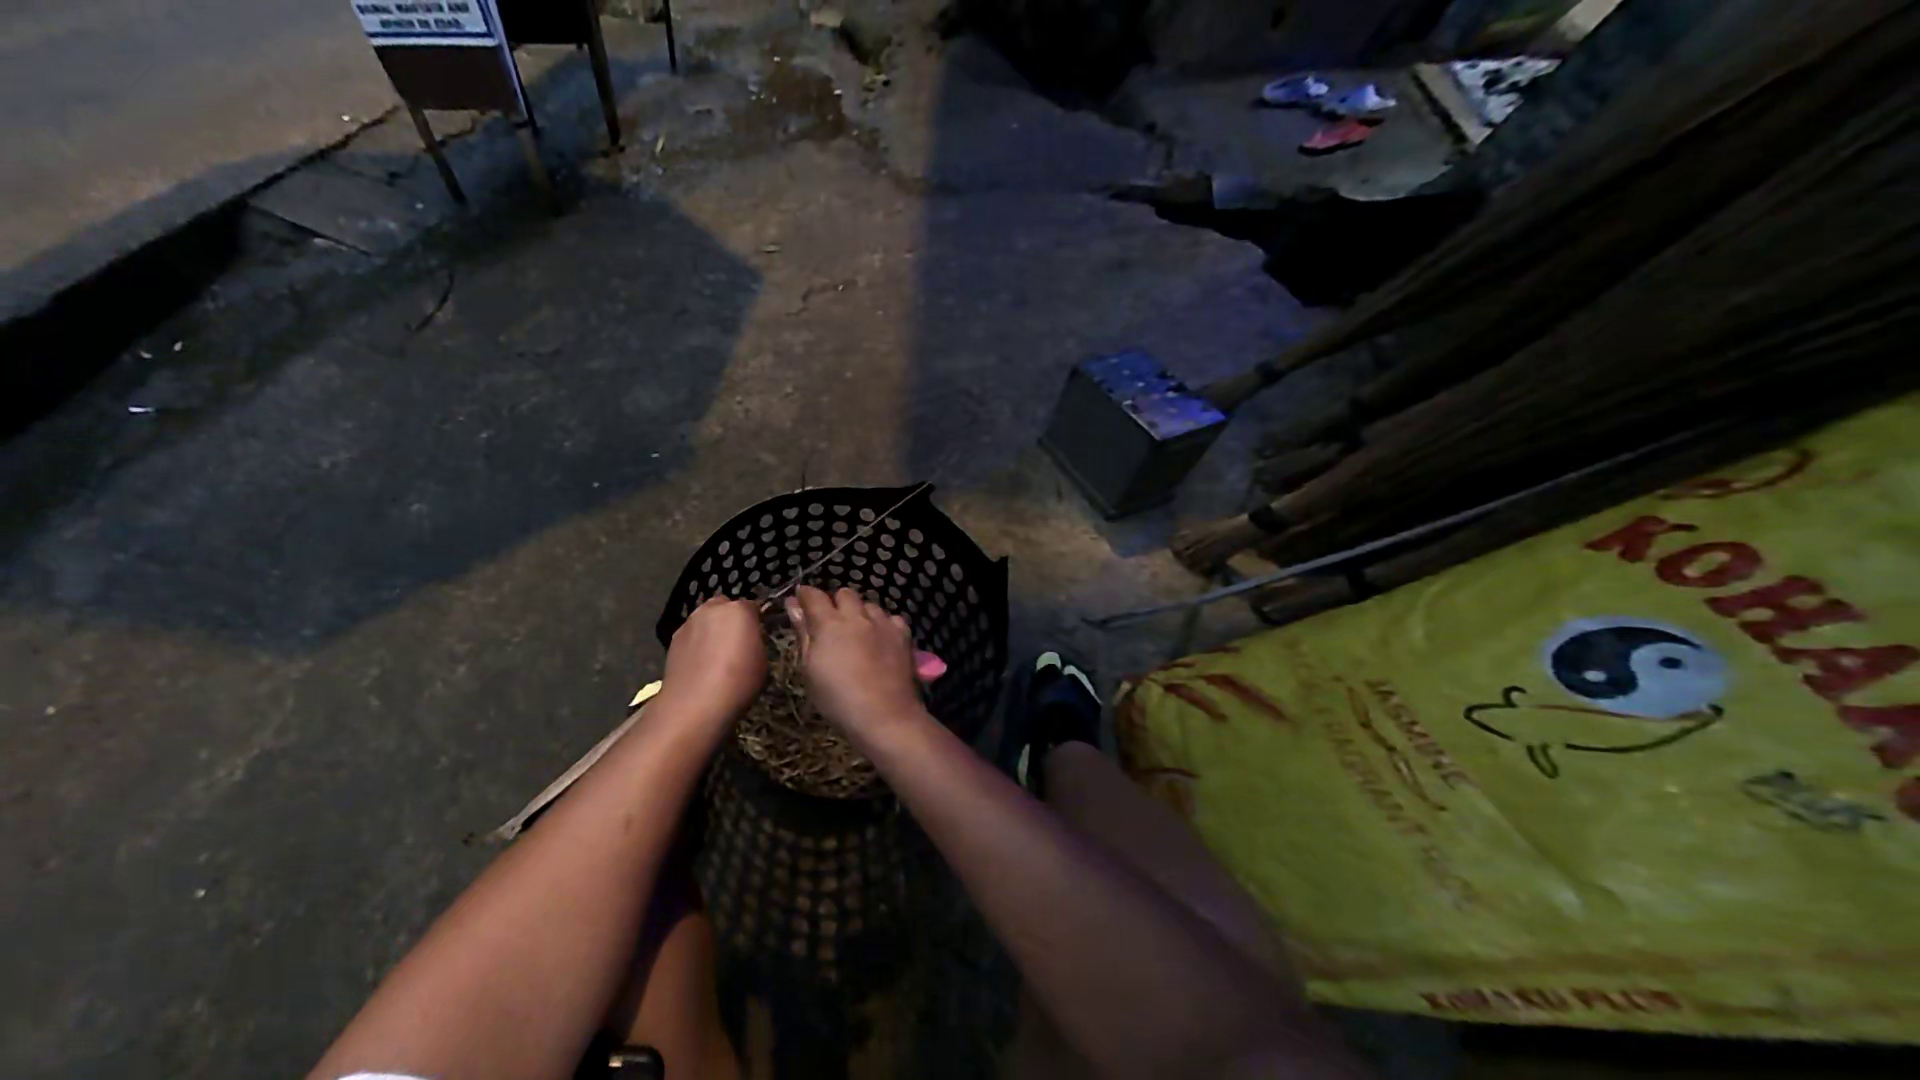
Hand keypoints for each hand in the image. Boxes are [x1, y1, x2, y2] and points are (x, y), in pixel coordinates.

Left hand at [660, 597, 766, 723]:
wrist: (694, 704)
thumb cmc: (738, 681)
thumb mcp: (762, 660)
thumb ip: (755, 641)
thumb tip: (749, 639)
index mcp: (739, 610)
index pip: (752, 606)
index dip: (756, 620)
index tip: (758, 635)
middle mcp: (711, 610)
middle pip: (724, 606)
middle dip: (730, 618)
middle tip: (737, 641)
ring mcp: (689, 623)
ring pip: (705, 619)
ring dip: (712, 629)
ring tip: (717, 654)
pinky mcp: (673, 640)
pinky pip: (691, 634)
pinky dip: (697, 642)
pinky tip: (701, 663)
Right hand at [785, 586, 924, 735]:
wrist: (884, 715)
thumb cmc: (837, 698)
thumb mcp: (809, 669)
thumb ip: (803, 633)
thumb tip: (792, 605)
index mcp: (829, 623)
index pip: (813, 595)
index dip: (805, 596)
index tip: (801, 602)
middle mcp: (857, 616)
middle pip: (844, 593)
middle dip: (835, 603)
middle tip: (831, 625)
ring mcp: (883, 623)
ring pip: (869, 605)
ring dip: (860, 614)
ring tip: (857, 635)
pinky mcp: (903, 634)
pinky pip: (891, 618)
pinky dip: (883, 624)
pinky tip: (880, 641)